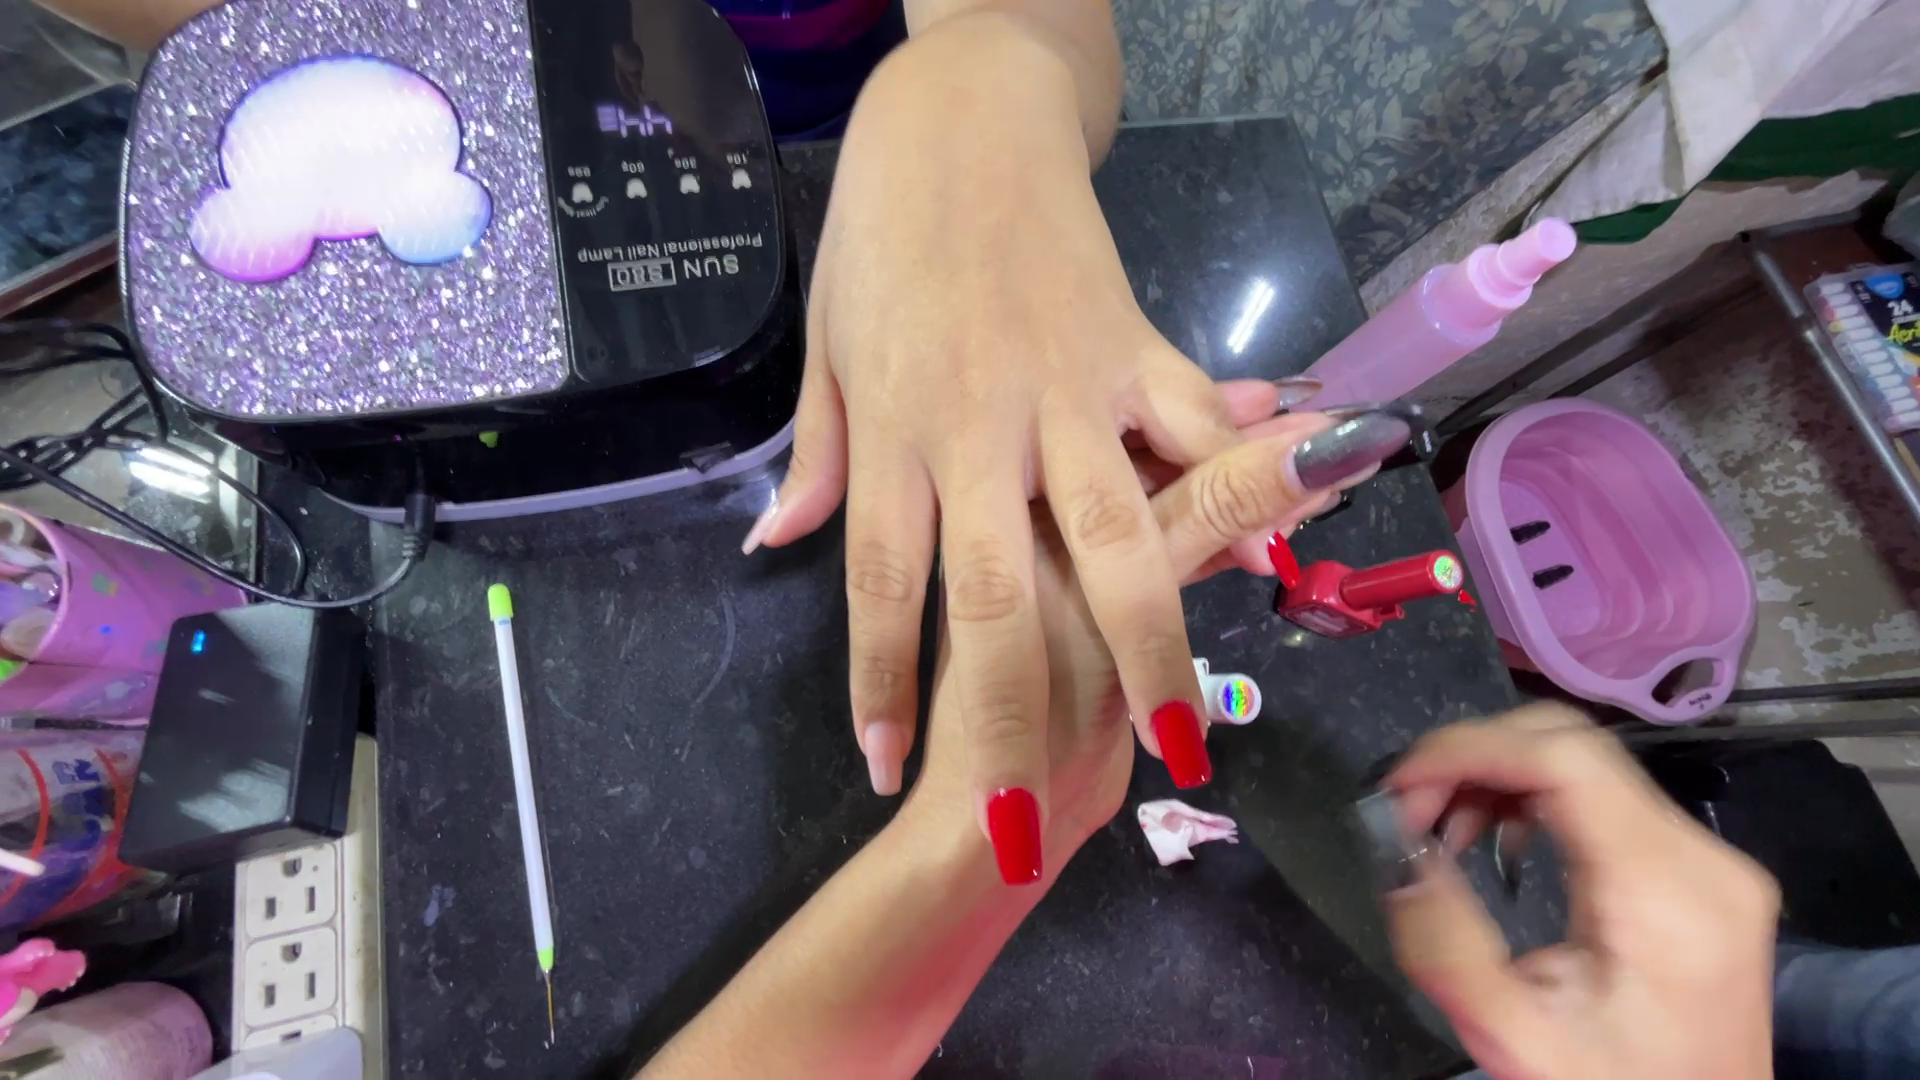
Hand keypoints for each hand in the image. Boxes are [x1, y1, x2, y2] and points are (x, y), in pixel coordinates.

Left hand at [743, 16, 1406, 853]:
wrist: (960, 112)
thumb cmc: (881, 233)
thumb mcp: (826, 343)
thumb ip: (814, 455)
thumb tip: (774, 547)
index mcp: (891, 433)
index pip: (877, 585)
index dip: (879, 685)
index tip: (887, 768)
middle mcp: (975, 430)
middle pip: (994, 593)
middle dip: (1012, 712)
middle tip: (1034, 814)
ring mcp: (1065, 390)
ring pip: (1111, 536)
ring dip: (1146, 643)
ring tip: (1174, 733)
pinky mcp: (1137, 347)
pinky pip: (1193, 434)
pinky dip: (1238, 497)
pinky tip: (1274, 566)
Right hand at [1382, 705, 1779, 1079]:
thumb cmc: (1606, 1077)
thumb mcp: (1510, 1034)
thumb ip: (1444, 945)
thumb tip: (1405, 853)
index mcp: (1664, 889)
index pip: (1561, 759)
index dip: (1467, 750)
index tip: (1400, 783)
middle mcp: (1694, 851)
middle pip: (1562, 740)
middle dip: (1466, 757)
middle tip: (1409, 807)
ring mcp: (1693, 848)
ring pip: (1566, 752)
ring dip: (1483, 771)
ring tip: (1435, 826)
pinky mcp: (1678, 853)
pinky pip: (1581, 782)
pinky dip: (1513, 789)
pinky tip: (1485, 837)